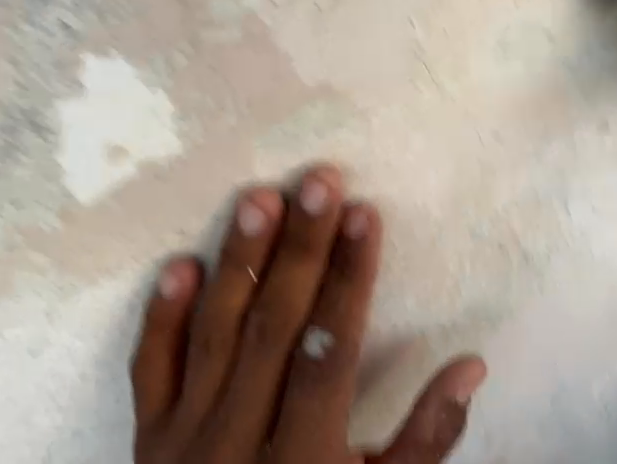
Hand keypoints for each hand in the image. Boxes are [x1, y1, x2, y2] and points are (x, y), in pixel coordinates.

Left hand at [132, 165, 485, 463]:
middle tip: (317, 180)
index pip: (329, 352)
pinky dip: (160, 321)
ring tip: (257, 198)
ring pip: (213, 336)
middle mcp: (236, 444)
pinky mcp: (144, 444)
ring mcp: (182, 444)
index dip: (348, 279)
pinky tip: (178, 266)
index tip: (363, 213)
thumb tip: (472, 365)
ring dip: (237, 263)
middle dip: (299, 250)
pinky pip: (147, 375)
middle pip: (272, 329)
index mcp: (303, 460)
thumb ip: (427, 440)